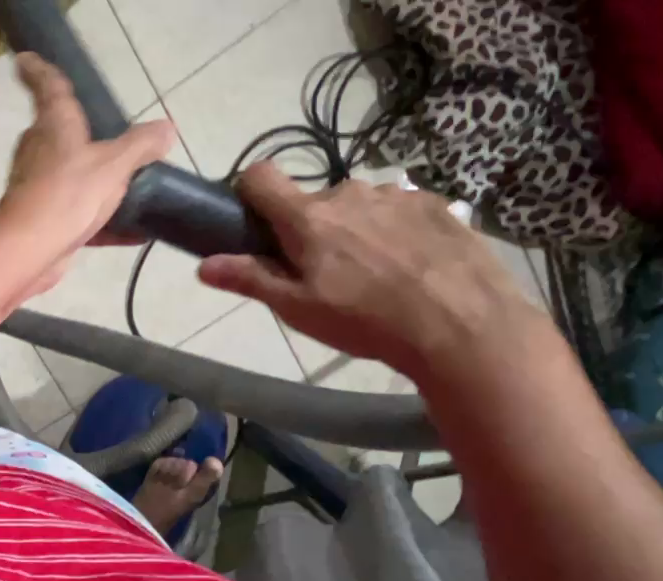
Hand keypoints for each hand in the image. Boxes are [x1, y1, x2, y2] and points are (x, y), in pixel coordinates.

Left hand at [0, 54, 174, 293]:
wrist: (29, 252)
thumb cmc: (68, 195)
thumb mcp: (115, 165)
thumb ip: (141, 146)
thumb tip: (166, 130)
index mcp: (54, 125)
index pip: (48, 88)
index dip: (39, 72)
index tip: (27, 61)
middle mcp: (39, 152)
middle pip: (58, 135)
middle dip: (78, 135)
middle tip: (108, 135)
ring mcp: (37, 189)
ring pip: (69, 178)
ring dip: (94, 182)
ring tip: (129, 185)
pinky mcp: (42, 223)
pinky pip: (80, 218)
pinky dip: (106, 225)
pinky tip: (136, 233)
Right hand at [197, 163, 551, 384]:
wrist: (459, 322)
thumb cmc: (364, 320)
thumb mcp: (296, 309)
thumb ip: (250, 279)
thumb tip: (203, 264)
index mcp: (308, 218)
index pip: (261, 177)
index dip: (249, 194)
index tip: (252, 224)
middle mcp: (349, 193)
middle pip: (311, 202)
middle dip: (306, 231)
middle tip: (318, 277)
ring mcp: (396, 194)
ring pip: (355, 207)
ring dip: (350, 232)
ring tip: (368, 277)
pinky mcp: (434, 203)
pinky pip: (395, 211)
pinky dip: (388, 233)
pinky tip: (404, 269)